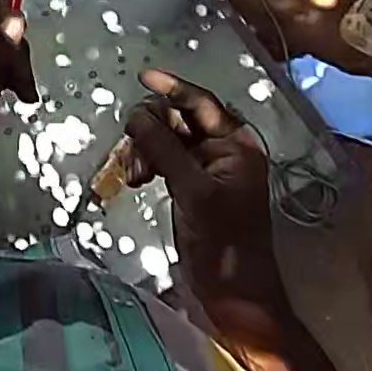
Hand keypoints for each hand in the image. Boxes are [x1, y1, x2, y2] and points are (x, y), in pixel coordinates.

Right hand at [122, 69, 277, 301]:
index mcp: (236, 146)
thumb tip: (135, 114)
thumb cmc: (224, 242)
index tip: (144, 77)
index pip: (202, 104)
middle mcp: (221, 150)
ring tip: (135, 175)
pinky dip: (145, 162)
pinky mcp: (189, 183)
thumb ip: (164, 148)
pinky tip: (136, 179)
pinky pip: (159, 156)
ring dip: (143, 149)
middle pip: (176, 118)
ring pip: (163, 137)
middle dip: (150, 129)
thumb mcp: (194, 190)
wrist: (232, 294)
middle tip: (135, 157)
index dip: (173, 87)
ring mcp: (204, 168)